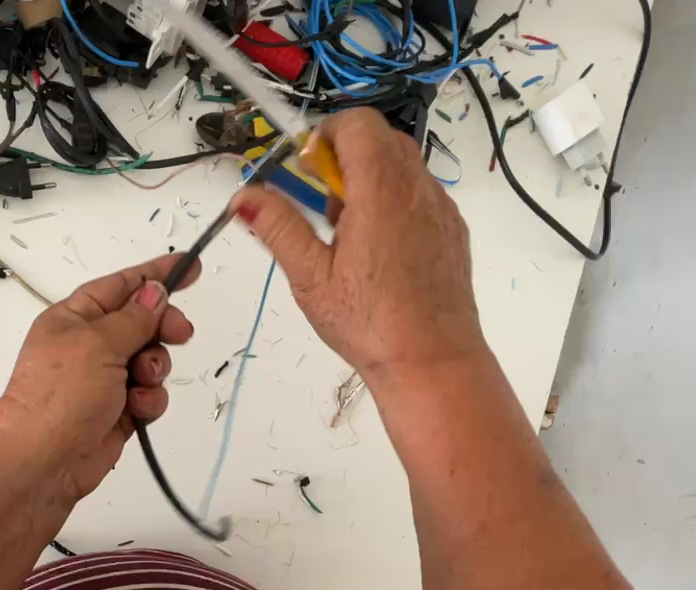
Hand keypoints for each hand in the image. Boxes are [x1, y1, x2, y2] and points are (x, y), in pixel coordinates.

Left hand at [0, 253, 199, 499]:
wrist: (44, 462)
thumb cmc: (62, 394)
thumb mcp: (98, 343)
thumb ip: (133, 317)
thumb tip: (155, 292)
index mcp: (74, 318)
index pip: (121, 286)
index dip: (156, 275)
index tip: (192, 266)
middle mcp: (90, 346)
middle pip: (141, 323)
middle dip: (163, 327)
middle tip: (181, 333)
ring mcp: (105, 381)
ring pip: (150, 361)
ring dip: (155, 368)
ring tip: (143, 381)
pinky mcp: (119, 413)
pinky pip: (149, 396)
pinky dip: (149, 400)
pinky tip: (138, 409)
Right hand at [230, 108, 488, 388]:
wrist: (431, 359)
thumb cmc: (367, 321)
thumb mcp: (311, 278)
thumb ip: (279, 228)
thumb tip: (243, 195)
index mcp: (379, 189)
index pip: (356, 124)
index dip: (325, 136)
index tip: (307, 174)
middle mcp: (417, 186)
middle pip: (380, 139)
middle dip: (345, 160)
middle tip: (324, 212)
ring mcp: (441, 207)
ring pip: (403, 168)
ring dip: (370, 183)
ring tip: (351, 240)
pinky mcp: (453, 231)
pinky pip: (421, 197)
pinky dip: (395, 206)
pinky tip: (381, 257)